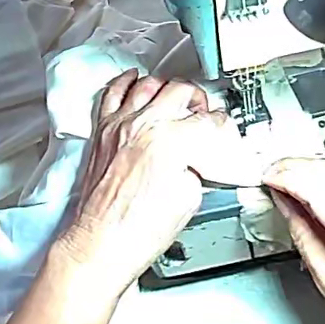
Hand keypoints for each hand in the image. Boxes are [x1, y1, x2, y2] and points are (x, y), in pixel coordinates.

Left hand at [50, 71, 237, 296]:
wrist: (100, 244)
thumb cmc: (137, 231)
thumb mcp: (189, 199)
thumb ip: (197, 166)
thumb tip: (197, 155)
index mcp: (170, 141)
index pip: (207, 120)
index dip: (222, 124)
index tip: (223, 128)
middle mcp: (143, 125)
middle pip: (180, 91)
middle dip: (199, 100)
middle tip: (204, 113)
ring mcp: (120, 125)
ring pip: (148, 84)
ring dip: (167, 87)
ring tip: (176, 97)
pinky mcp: (103, 131)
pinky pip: (113, 92)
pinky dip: (127, 81)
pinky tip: (136, 80)